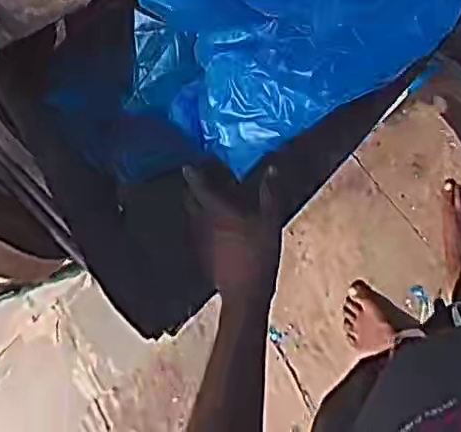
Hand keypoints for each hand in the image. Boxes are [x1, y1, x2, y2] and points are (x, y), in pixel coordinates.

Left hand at [184, 164, 285, 302]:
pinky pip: (196, 229)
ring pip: (191, 215)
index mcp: (218, 210)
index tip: (188, 164)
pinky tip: (213, 222)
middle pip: (190, 200)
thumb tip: (272, 168)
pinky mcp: (202, 254)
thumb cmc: (258, 253)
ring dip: (196, 203)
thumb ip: (270, 192)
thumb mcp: (270, 219)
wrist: (245, 294)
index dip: (194, 174)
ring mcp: (201, 240)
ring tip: (208, 196)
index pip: (200, 187)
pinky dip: (200, 220)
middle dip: (193, 188)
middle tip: (203, 178)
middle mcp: (204, 223)